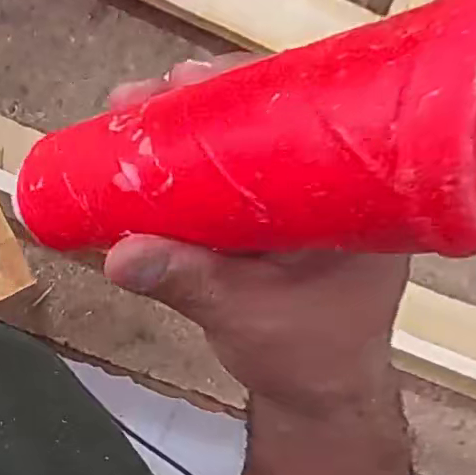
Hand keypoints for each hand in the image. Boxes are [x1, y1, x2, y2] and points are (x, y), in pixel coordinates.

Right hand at [100, 57, 410, 416]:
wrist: (317, 395)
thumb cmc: (305, 354)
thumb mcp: (243, 314)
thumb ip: (184, 282)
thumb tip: (115, 256)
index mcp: (360, 192)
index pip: (307, 107)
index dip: (243, 85)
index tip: (185, 79)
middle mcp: (330, 185)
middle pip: (262, 118)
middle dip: (194, 103)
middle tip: (140, 95)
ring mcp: (291, 204)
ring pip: (235, 150)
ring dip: (179, 133)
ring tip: (130, 118)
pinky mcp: (262, 225)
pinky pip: (220, 185)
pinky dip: (181, 172)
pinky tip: (143, 166)